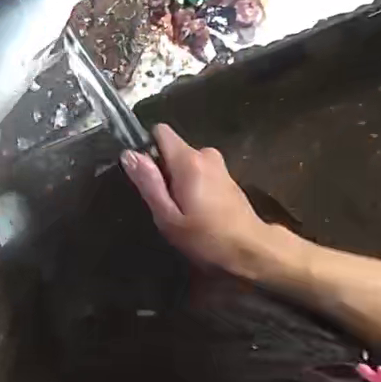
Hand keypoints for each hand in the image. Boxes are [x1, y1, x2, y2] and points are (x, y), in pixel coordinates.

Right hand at [120, 124, 282, 276]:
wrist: (251, 250)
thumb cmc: (206, 237)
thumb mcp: (168, 217)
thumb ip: (148, 183)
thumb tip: (129, 154)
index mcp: (189, 159)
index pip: (160, 131)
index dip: (149, 149)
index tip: (149, 176)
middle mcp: (206, 154)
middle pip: (173, 150)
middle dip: (165, 172)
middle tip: (167, 204)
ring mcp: (220, 165)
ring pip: (187, 163)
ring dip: (180, 182)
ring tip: (183, 211)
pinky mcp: (228, 177)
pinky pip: (200, 172)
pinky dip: (195, 186)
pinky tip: (199, 212)